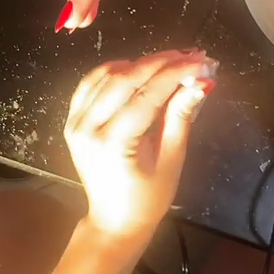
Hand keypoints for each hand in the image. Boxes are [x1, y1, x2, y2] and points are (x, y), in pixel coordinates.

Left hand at [65, 50, 216, 240]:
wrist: (113, 219)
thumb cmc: (147, 198)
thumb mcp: (171, 161)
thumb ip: (180, 118)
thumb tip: (201, 83)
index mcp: (113, 143)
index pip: (147, 95)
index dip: (175, 73)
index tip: (200, 60)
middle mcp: (88, 128)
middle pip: (124, 80)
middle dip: (159, 63)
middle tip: (188, 54)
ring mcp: (75, 123)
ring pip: (105, 77)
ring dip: (138, 63)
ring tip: (169, 60)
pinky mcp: (72, 120)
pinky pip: (89, 85)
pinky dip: (112, 71)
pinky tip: (135, 68)